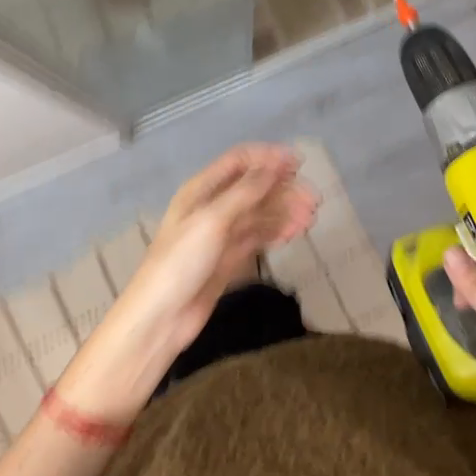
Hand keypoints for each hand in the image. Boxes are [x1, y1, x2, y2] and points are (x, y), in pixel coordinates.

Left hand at [118, 144, 319, 355]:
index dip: (268, 158)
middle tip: (314, 200)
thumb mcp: (212, 221)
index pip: (239, 162)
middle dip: (283, 189)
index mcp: (200, 190)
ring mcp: (221, 235)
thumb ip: (245, 192)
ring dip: (284, 212)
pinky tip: (293, 233)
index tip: (298, 163)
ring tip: (310, 219)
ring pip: (259, 214)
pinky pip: (257, 238)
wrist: (161, 317)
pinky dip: (276, 232)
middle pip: (253, 188)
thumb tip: (274, 165)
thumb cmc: (181, 262)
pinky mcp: (229, 259)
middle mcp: (211, 208)